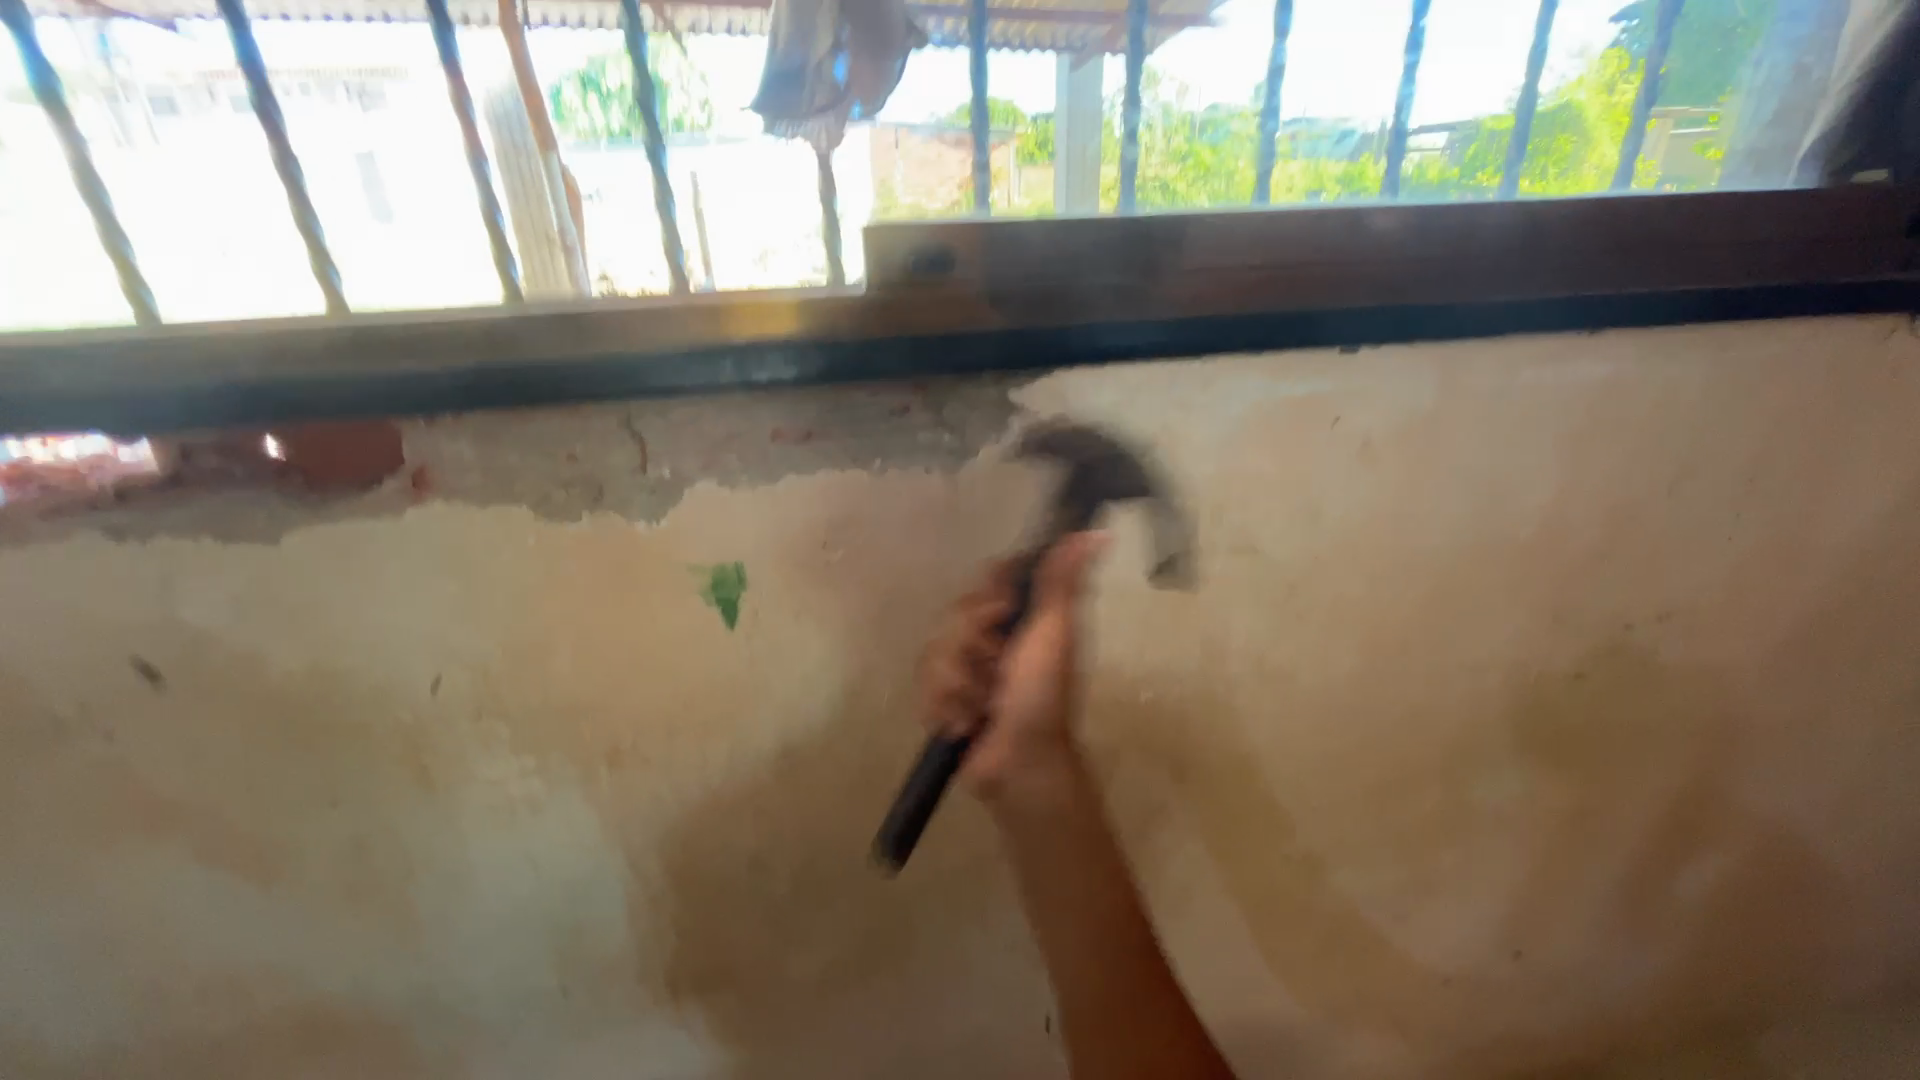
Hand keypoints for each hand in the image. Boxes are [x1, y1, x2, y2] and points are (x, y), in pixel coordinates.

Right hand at [918, 532, 1108, 799]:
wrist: (1019, 764)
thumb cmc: (1044, 697)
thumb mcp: (1055, 633)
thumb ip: (1062, 581)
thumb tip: (1100, 533)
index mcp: (1022, 615)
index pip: (989, 578)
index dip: (987, 598)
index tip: (1002, 614)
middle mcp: (993, 634)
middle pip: (955, 614)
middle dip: (970, 649)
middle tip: (995, 673)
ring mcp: (967, 665)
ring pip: (935, 649)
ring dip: (958, 684)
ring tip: (979, 707)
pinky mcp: (946, 693)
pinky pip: (924, 683)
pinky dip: (944, 706)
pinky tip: (964, 723)